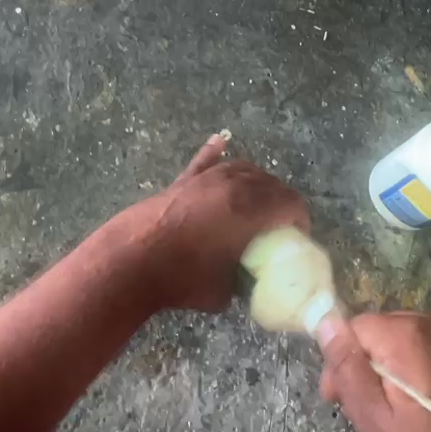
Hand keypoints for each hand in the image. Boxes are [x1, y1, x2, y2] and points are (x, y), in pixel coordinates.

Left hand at [104, 134, 309, 312]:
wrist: (132, 261)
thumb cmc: (182, 278)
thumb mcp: (226, 290)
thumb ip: (245, 280)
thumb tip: (249, 280)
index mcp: (251, 209)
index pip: (290, 203)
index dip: (299, 219)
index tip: (297, 236)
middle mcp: (233, 185)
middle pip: (271, 184)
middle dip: (281, 203)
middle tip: (279, 226)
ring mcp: (206, 178)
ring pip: (243, 169)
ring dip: (257, 183)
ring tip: (258, 202)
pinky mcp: (183, 181)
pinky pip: (205, 162)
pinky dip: (214, 153)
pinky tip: (220, 141)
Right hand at [318, 312, 430, 431]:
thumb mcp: (375, 420)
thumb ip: (348, 367)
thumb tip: (325, 322)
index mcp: (405, 335)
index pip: (353, 327)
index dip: (340, 362)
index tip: (337, 400)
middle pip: (380, 331)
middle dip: (365, 364)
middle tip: (365, 411)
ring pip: (404, 340)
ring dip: (391, 367)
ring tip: (394, 413)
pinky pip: (430, 349)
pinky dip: (417, 369)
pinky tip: (423, 406)